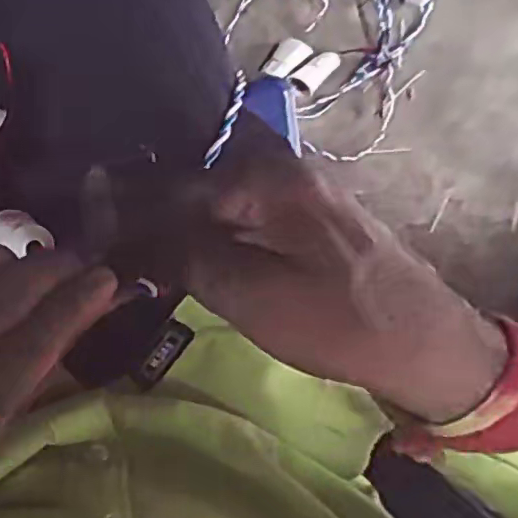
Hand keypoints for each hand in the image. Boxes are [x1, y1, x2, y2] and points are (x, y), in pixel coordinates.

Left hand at [0, 244, 120, 463]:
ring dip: (12, 261)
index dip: (65, 311)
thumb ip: (55, 354)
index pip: (22, 353)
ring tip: (44, 263)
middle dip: (44, 276)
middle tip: (81, 261)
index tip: (103, 280)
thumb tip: (103, 296)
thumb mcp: (18, 408)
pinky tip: (0, 261)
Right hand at [122, 118, 506, 422]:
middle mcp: (279, 169)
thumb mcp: (247, 295)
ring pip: (208, 195)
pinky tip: (173, 249)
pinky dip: (198, 228)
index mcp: (268, 178)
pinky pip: (231, 210)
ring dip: (169, 219)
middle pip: (189, 179)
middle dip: (143, 205)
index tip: (89, 225)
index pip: (172, 182)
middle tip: (103, 236)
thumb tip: (127, 233)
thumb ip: (183, 254)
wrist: (428, 348)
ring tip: (127, 243)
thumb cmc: (338, 322)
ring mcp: (291, 190)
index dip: (125, 205)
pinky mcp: (297, 215)